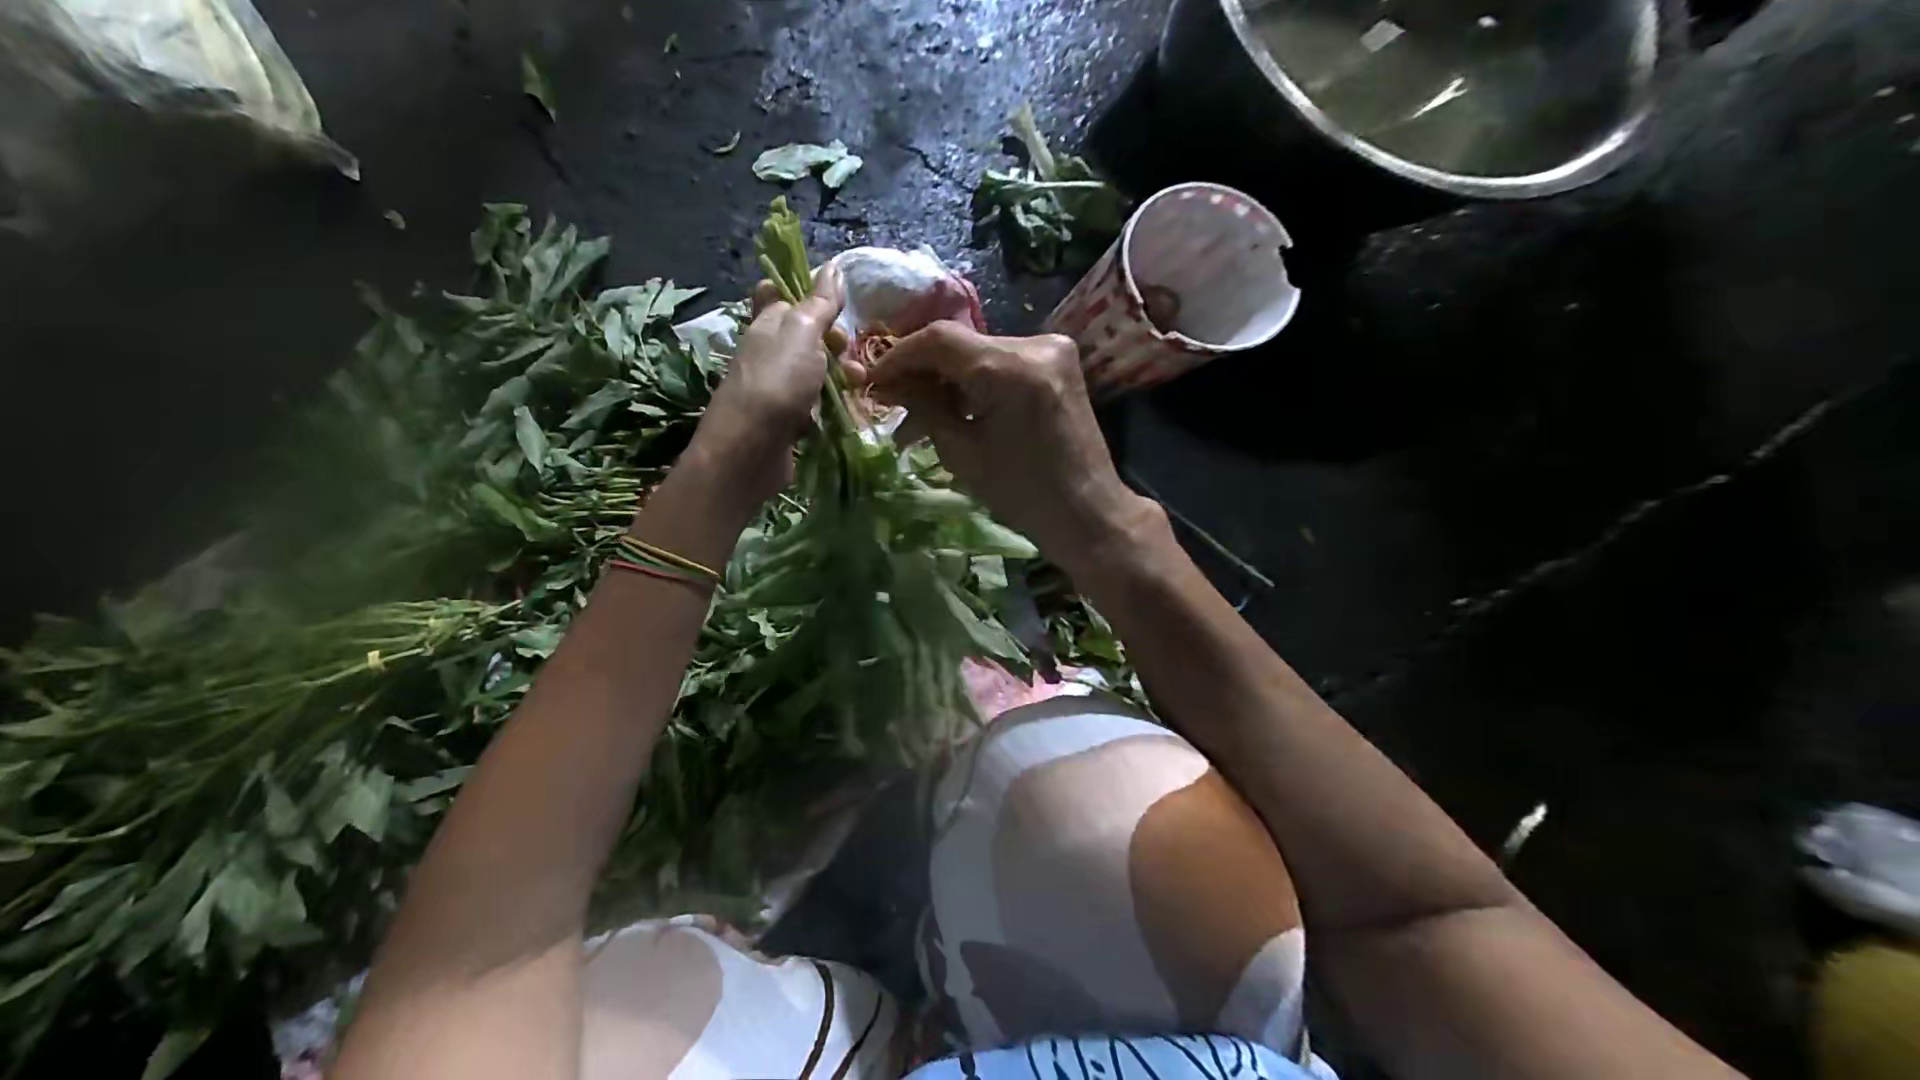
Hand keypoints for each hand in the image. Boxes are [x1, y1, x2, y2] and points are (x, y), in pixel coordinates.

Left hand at [691, 266, 847, 506]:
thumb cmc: (777, 382)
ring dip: (841, 377)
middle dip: (836, 344)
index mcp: (768, 323)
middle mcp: (770, 352)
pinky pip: (817, 406)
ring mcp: (778, 389)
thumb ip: (819, 303)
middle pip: (809, 338)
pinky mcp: (788, 421)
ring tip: (857, 385)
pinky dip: (834, 406)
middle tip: (850, 356)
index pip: (783, 296)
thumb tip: (833, 266)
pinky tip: (848, 412)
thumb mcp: (802, 332)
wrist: (750, 450)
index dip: (809, 297)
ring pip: (817, 374)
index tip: (834, 308)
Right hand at [868, 322, 1157, 572]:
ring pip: (978, 353)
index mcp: (1011, 369)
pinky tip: (953, 410)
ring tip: (917, 419)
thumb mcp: (962, 452)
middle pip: (959, 344)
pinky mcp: (1057, 362)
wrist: (1088, 511)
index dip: (898, 356)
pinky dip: (974, 383)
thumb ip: (923, 406)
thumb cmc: (1022, 494)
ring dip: (946, 381)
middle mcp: (1035, 344)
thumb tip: (886, 383)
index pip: (939, 339)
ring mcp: (1052, 349)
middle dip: (920, 373)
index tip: (872, 382)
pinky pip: (1001, 363)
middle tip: (891, 404)